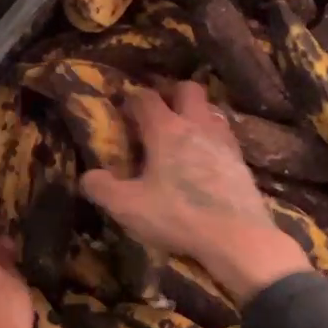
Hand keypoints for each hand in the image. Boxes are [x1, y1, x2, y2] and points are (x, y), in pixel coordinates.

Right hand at [81, 81, 310, 303]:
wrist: (237, 237)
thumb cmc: (178, 216)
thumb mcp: (128, 207)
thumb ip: (102, 188)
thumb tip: (87, 176)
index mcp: (166, 130)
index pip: (146, 98)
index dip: (132, 98)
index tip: (122, 106)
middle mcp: (196, 126)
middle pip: (188, 90)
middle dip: (171, 93)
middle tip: (158, 112)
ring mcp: (223, 141)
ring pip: (210, 110)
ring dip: (195, 114)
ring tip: (182, 134)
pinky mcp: (240, 160)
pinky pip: (224, 135)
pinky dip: (211, 137)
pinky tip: (204, 158)